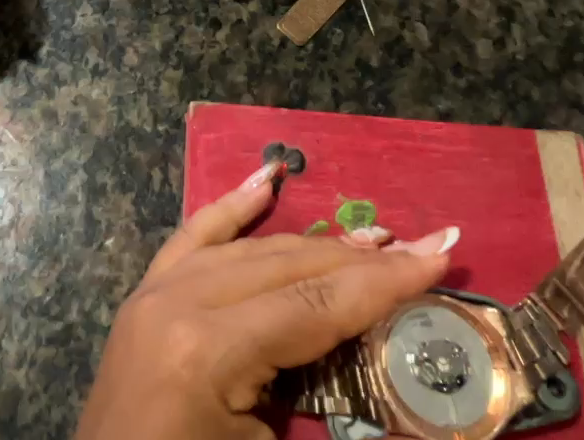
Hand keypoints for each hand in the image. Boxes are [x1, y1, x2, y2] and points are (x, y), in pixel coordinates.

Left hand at [74, 161, 459, 439]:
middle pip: (287, 268)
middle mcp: (180, 303)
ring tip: (372, 235)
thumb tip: (394, 384)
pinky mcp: (144, 295)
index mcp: (210, 351)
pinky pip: (193, 235)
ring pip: (249, 250)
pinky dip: (232, 207)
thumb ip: (327, 403)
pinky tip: (264, 180)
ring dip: (313, 241)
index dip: (382, 282)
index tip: (439, 255)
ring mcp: (155, 293)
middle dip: (359, 259)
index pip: (315, 305)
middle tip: (419, 245)